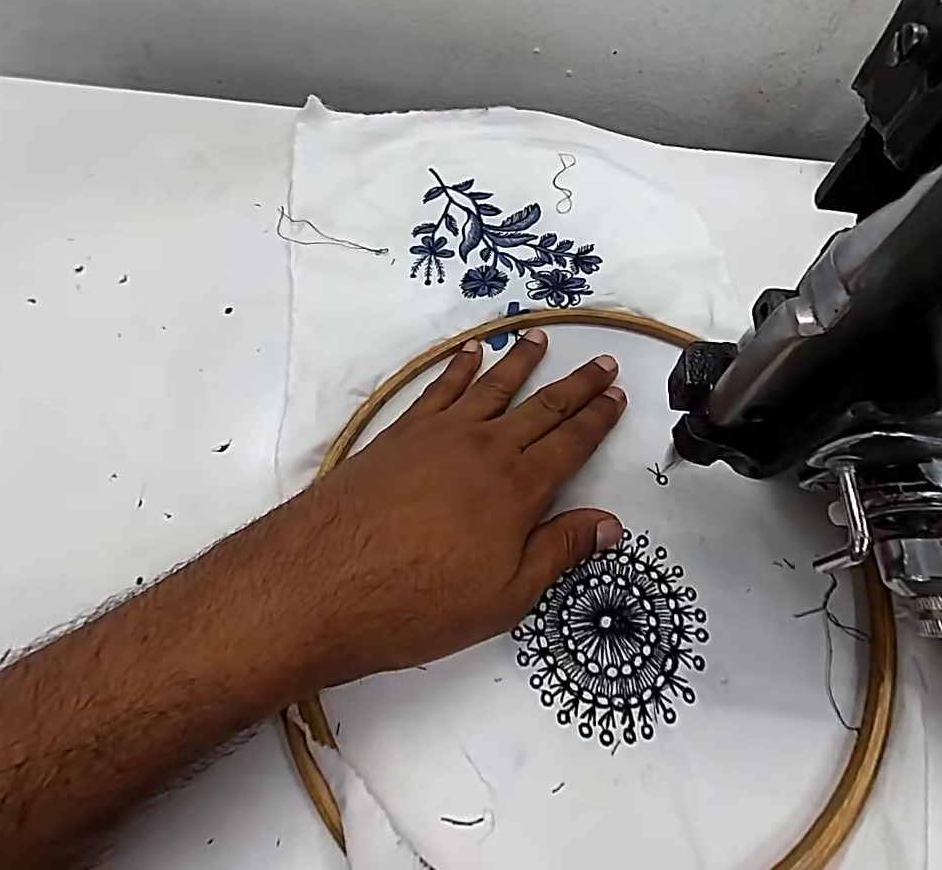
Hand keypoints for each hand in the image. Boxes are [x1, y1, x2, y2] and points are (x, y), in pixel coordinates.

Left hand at [229, 328, 627, 691]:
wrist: (326, 581)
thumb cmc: (419, 601)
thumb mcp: (505, 596)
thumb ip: (558, 551)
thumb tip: (609, 523)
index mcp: (517, 488)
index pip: (571, 443)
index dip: (597, 419)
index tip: (615, 396)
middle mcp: (485, 448)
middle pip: (542, 407)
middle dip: (577, 385)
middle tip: (601, 363)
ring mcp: (441, 433)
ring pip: (492, 386)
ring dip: (519, 361)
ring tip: (539, 339)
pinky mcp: (403, 431)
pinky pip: (440, 387)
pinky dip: (458, 366)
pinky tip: (469, 353)